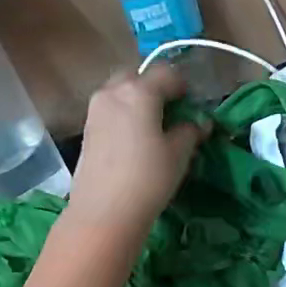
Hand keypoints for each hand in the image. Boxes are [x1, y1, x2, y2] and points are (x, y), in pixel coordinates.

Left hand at [65, 65, 207, 234]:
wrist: (104, 213)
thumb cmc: (148, 180)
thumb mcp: (179, 155)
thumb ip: (190, 131)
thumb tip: (199, 123)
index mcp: (139, 91)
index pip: (167, 73)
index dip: (184, 86)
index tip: (193, 106)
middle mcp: (112, 92)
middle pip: (137, 77)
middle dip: (155, 89)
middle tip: (171, 113)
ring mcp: (95, 110)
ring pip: (120, 93)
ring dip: (137, 102)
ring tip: (153, 129)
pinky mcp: (86, 131)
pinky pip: (110, 112)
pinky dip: (124, 117)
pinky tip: (134, 142)